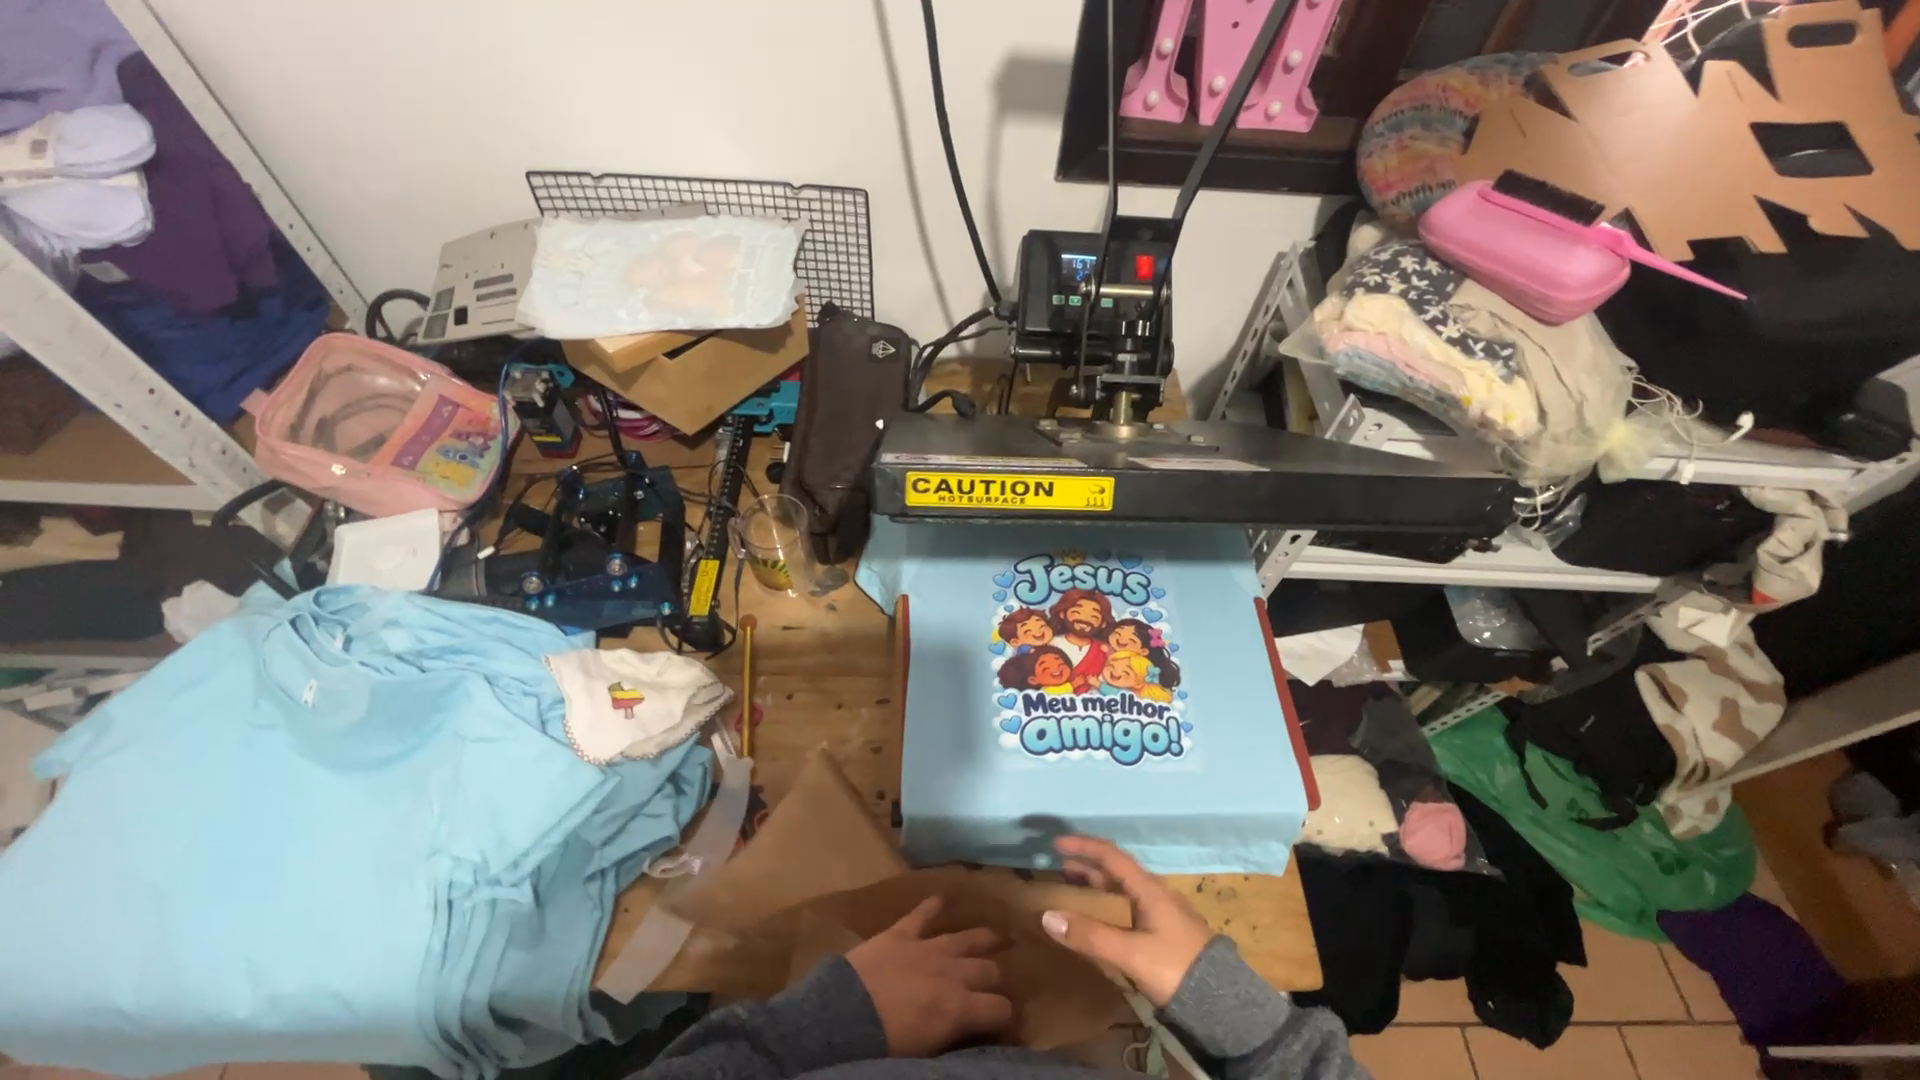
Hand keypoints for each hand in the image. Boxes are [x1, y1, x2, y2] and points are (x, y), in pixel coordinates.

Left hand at [845, 896, 1013, 1056]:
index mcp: (960, 1007)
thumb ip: (955, 1035)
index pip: (1001, 1008)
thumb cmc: (884, 1045)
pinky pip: (921, 915)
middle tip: (995, 985)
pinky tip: (940, 898)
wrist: (844, 1014)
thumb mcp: (928, 1051)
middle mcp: (952, 972)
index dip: (1007, 1016)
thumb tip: (973, 1033)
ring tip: (996, 936)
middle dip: (995, 979)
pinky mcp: (900, 934)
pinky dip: (931, 906)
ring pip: (966, 938)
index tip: (1007, 1022)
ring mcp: (927, 948)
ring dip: (983, 938)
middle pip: (989, 970)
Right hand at [1040, 835, 1215, 1006]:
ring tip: (1075, 887)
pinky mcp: (1166, 932)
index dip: (1084, 846)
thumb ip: (1090, 936)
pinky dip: (1109, 902)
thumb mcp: (1130, 953)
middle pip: (1117, 870)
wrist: (1222, 1001)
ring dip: (1099, 883)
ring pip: (1125, 888)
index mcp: (1149, 889)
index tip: (1057, 844)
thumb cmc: (1175, 968)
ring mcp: (1163, 913)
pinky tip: (1103, 918)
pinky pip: (1131, 905)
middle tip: (1061, 866)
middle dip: (1088, 864)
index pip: (1112, 856)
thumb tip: (1047, 916)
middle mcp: (1156, 894)